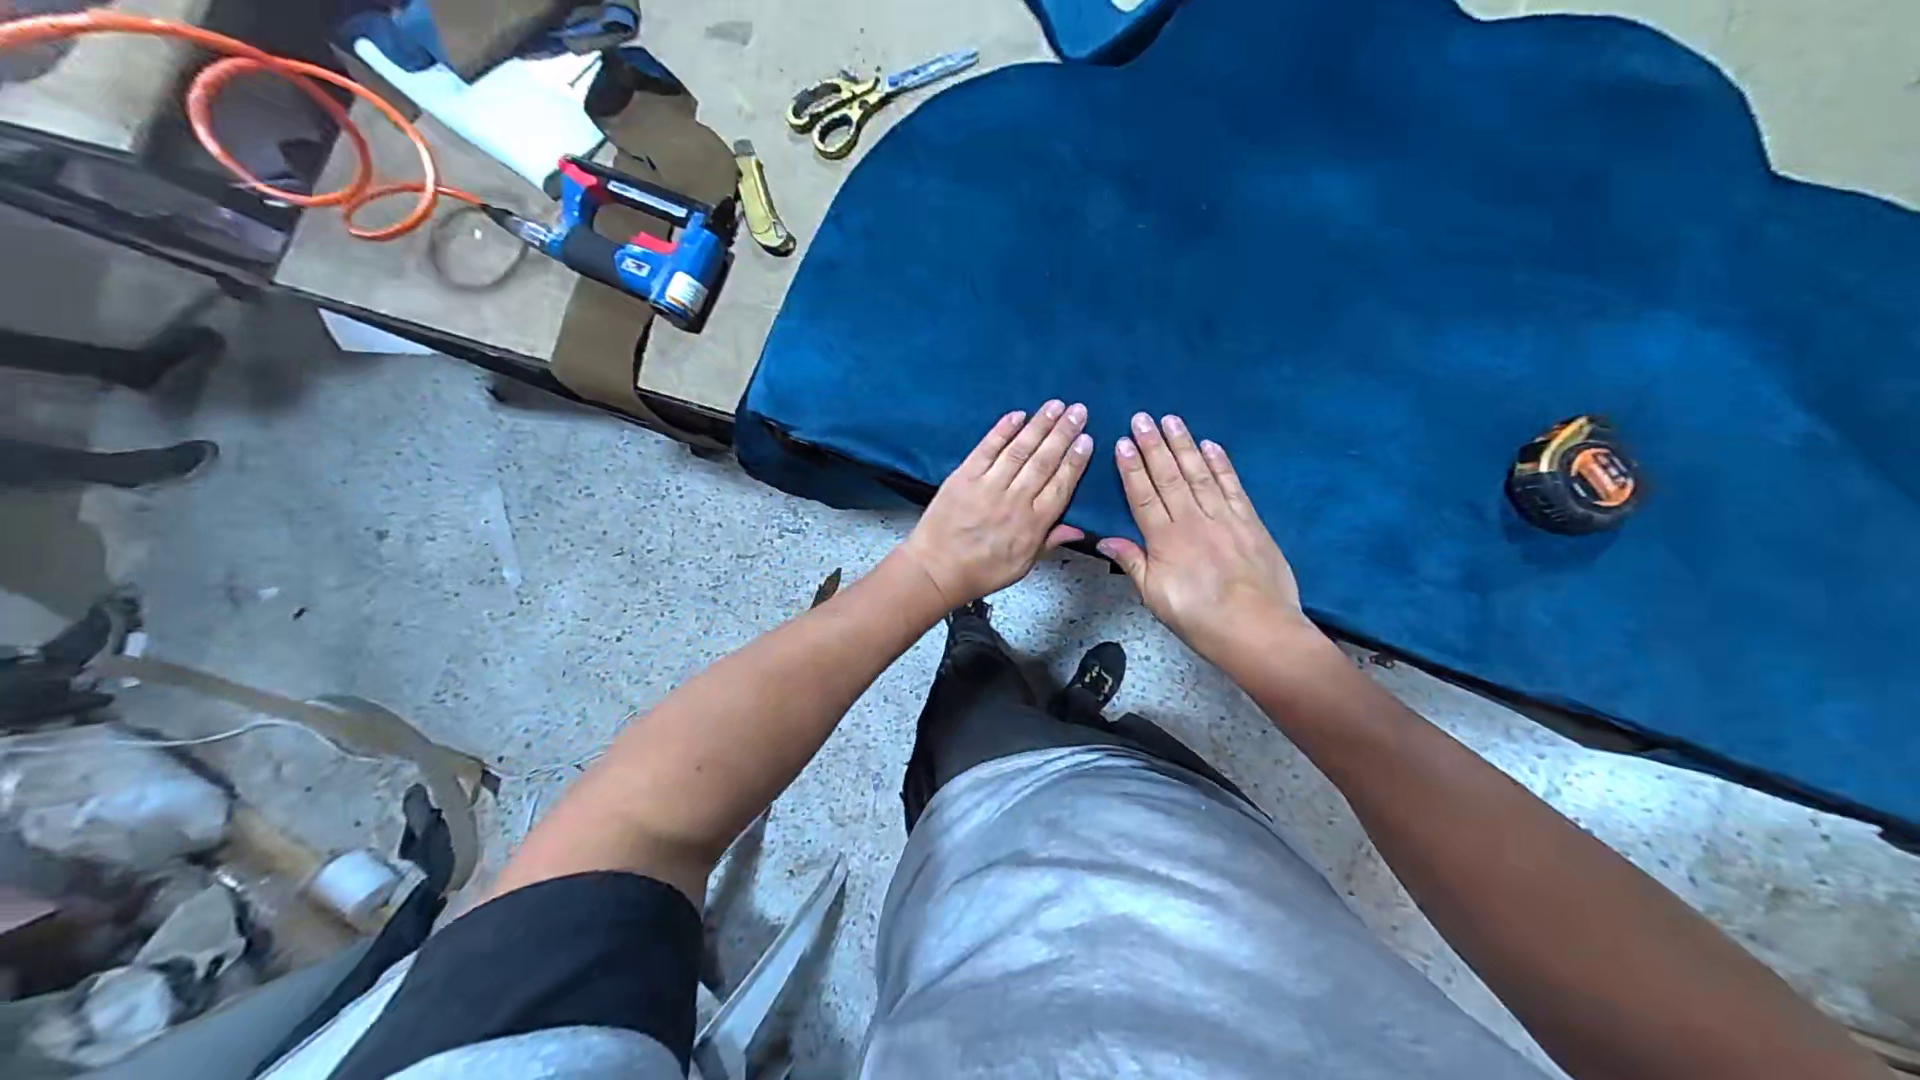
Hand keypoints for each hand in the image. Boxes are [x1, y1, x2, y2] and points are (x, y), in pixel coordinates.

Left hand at [898, 401, 1092, 607]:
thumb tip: (1079, 529)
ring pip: (1019, 450)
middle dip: (1063, 433)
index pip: (1061, 485)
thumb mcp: (1023, 565)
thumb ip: (1050, 541)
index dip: (1075, 460)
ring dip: (1039, 425)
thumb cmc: (980, 571)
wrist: (937, 570)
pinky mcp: (964, 477)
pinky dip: (1002, 430)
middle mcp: (1014, 501)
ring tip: (1055, 406)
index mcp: (1032, 524)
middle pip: (1044, 461)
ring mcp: (988, 486)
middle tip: (1078, 411)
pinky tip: (1017, 415)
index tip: (1086, 440)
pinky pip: (987, 449)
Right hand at [1097, 412, 1321, 668]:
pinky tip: (1211, 445)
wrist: (1258, 629)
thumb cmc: (1199, 619)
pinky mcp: (1250, 522)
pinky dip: (1220, 464)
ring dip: (1184, 445)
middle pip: (1169, 477)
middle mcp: (1192, 521)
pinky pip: (1232, 485)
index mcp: (1165, 540)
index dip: (1132, 468)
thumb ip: (1133, 563)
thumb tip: (1105, 540)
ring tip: (1171, 420)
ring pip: (1199, 474)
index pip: (1143, 496)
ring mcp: (1224, 518)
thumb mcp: (1155, 597)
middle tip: (1143, 417)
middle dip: (1154, 445)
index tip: (1123, 442)